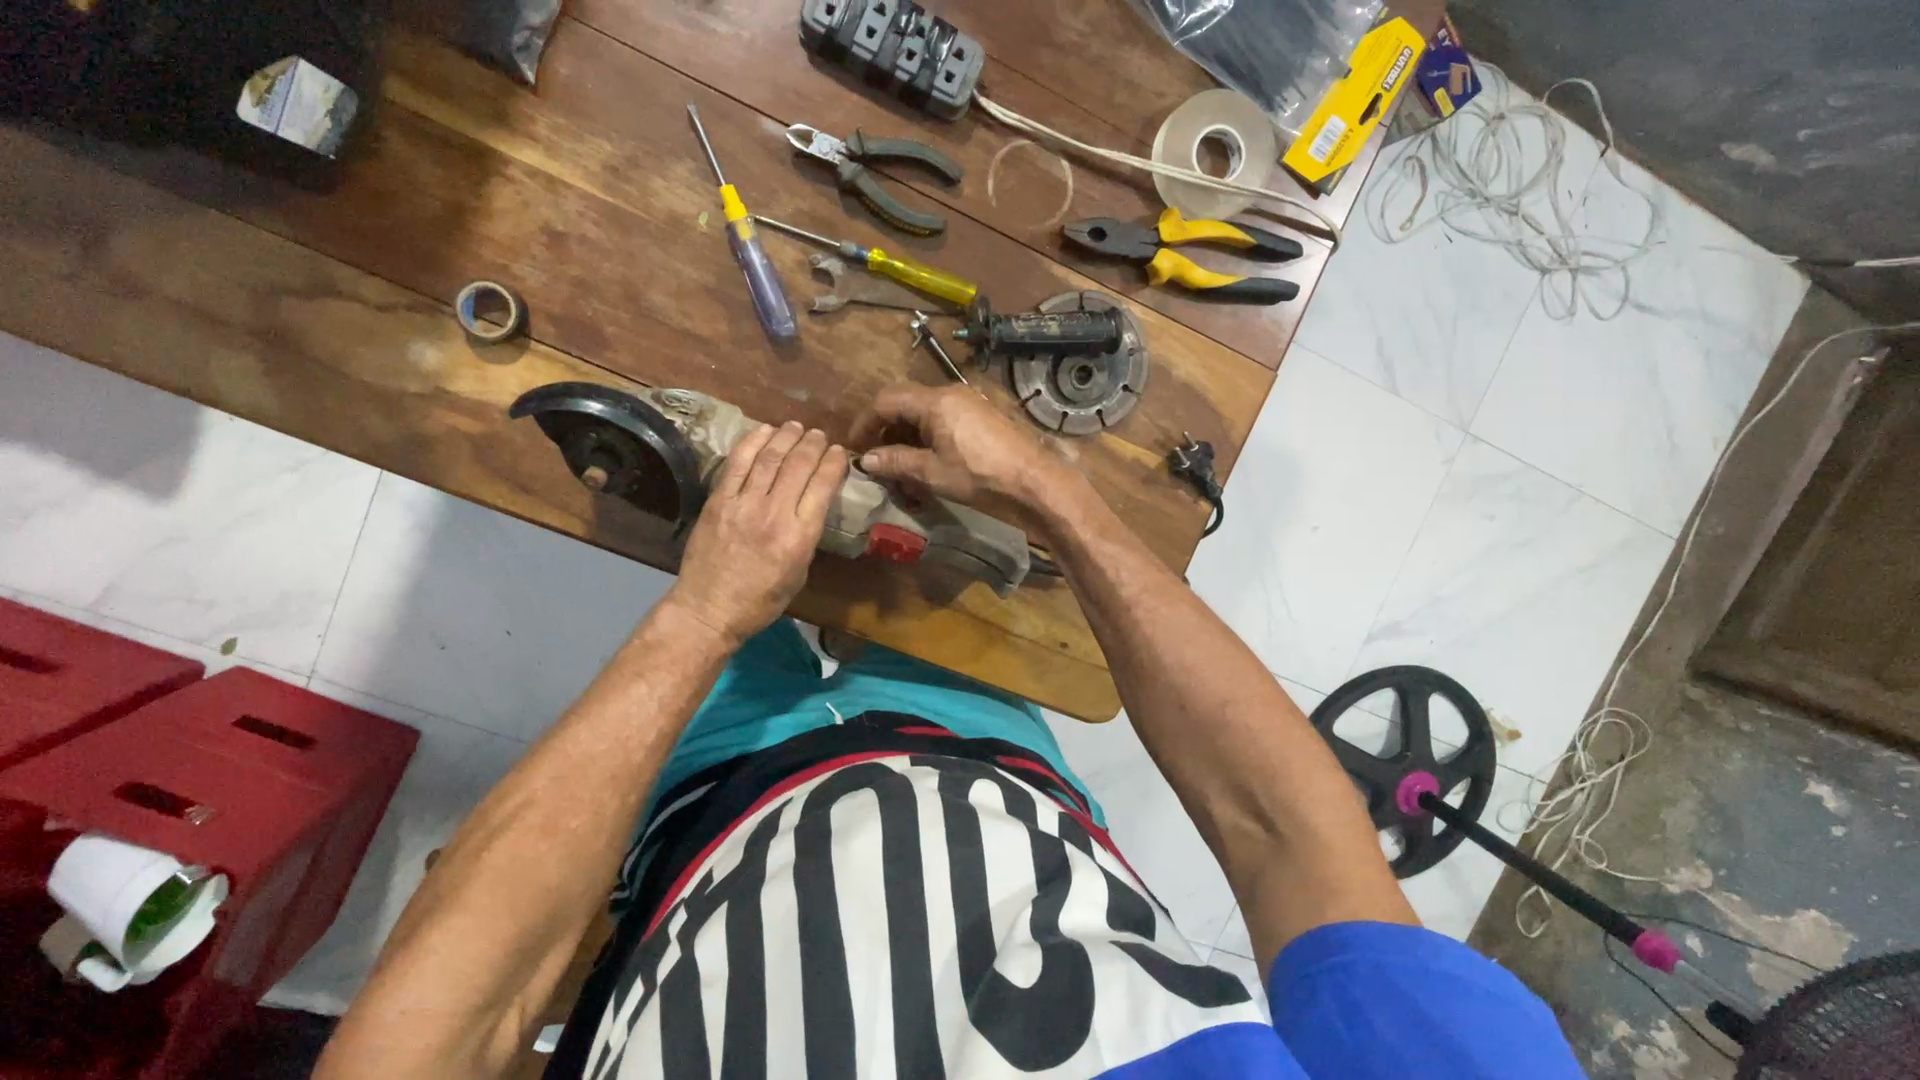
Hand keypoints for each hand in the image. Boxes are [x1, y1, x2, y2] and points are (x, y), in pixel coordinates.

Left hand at [666, 421, 847, 647]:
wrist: (709, 609)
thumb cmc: (761, 600)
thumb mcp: (800, 572)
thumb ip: (807, 534)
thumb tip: (811, 504)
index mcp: (800, 536)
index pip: (822, 485)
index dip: (833, 463)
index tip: (838, 452)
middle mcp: (774, 514)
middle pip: (798, 465)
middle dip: (813, 445)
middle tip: (819, 435)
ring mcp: (743, 504)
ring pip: (770, 458)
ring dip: (786, 437)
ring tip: (796, 427)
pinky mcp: (719, 500)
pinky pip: (738, 463)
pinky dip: (753, 442)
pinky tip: (764, 431)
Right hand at [849, 384, 1072, 508]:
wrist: (1034, 481)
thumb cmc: (980, 476)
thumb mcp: (933, 472)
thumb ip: (897, 462)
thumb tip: (866, 460)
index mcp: (935, 401)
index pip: (886, 400)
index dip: (865, 422)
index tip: (854, 447)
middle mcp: (950, 394)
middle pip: (905, 403)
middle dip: (886, 431)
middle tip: (877, 459)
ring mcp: (969, 403)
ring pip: (925, 413)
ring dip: (907, 437)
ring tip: (901, 468)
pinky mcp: (982, 417)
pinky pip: (944, 420)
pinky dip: (928, 438)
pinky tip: (928, 464)